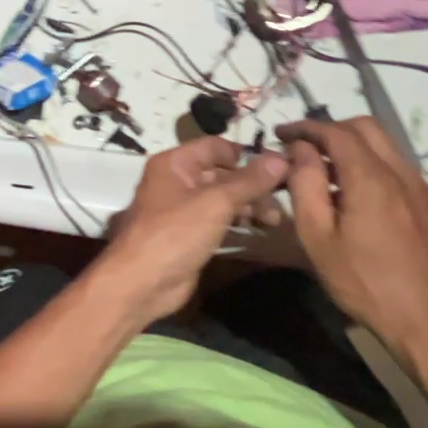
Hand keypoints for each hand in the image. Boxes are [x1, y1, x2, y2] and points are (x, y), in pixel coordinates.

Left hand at [99, 136, 288, 311]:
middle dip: (254, 184)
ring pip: (223, 196)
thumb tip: (280, 158)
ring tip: (274, 219)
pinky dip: (239, 219)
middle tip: (284, 199)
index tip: (283, 165)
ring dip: (250, 204)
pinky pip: (220, 217)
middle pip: (223, 172)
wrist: (143, 281)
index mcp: (174, 164)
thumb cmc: (174, 233)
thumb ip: (248, 181)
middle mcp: (176, 180)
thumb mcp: (215, 203)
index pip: (215, 146)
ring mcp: (182, 207)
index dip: (247, 154)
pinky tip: (260, 227)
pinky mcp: (190, 231)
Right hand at [275, 118, 427, 355]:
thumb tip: (299, 150)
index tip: (279, 133)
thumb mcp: (317, 236)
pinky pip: (396, 170)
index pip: (336, 132)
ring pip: (385, 147)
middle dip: (330, 129)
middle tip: (300, 147)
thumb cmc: (364, 282)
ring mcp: (422, 190)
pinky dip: (369, 166)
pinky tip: (351, 196)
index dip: (305, 127)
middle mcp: (402, 175)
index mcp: (371, 179)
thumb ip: (306, 185)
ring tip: (321, 171)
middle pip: (367, 128)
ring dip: (350, 147)